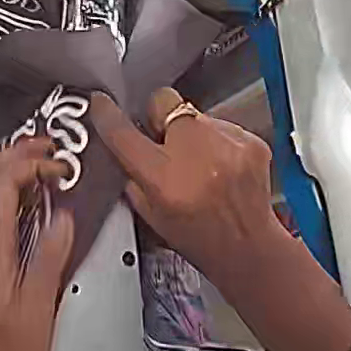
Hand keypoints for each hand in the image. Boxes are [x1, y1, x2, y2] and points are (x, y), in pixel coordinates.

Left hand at [0, 136, 76, 350]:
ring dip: (12, 166)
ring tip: (45, 165)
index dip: (33, 162)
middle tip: (51, 148)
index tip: (62, 169)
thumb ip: (50, 257)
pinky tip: (34, 199)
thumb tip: (65, 216)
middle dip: (18, 151)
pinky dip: (10, 189)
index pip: (4, 179)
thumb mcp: (37, 308)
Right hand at [88, 88, 293, 293]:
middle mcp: (197, 157)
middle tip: (163, 140)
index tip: (100, 102)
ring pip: (194, 112)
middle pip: (163, 102)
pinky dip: (216, 140)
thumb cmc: (199, 237)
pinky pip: (220, 124)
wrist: (248, 248)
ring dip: (190, 132)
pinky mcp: (249, 141)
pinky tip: (219, 165)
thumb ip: (132, 173)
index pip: (124, 134)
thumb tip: (121, 138)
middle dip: (158, 116)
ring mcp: (227, 146)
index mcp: (165, 181)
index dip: (107, 114)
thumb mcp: (150, 213)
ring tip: (198, 163)